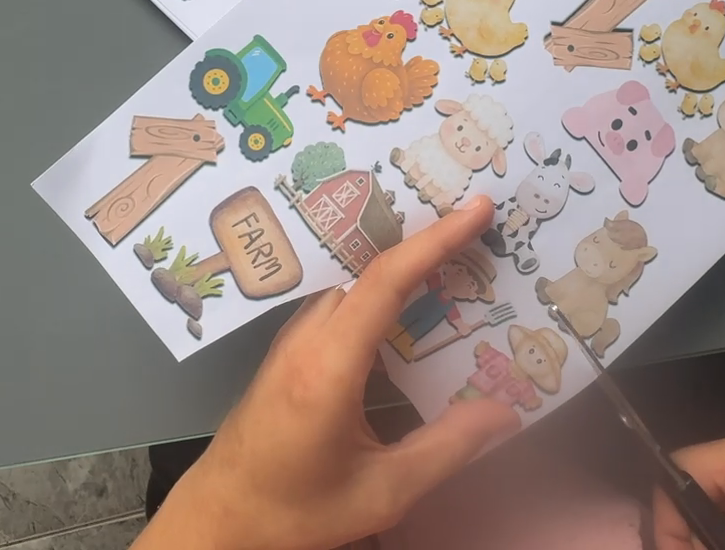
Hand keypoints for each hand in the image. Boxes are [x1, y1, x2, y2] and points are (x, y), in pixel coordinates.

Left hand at [136, 197, 518, 549]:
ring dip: (405, 264)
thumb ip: (445, 449)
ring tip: (457, 256)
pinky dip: (382, 288)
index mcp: (330, 362)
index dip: (436, 238)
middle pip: (375, 268)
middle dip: (429, 241)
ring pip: (356, 280)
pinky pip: (343, 299)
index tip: (476, 209)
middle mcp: (309, 332)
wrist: (218, 516)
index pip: (388, 279)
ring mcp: (294, 334)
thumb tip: (506, 411)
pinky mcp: (290, 344)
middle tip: (480, 224)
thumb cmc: (296, 510)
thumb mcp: (381, 492)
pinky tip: (408, 303)